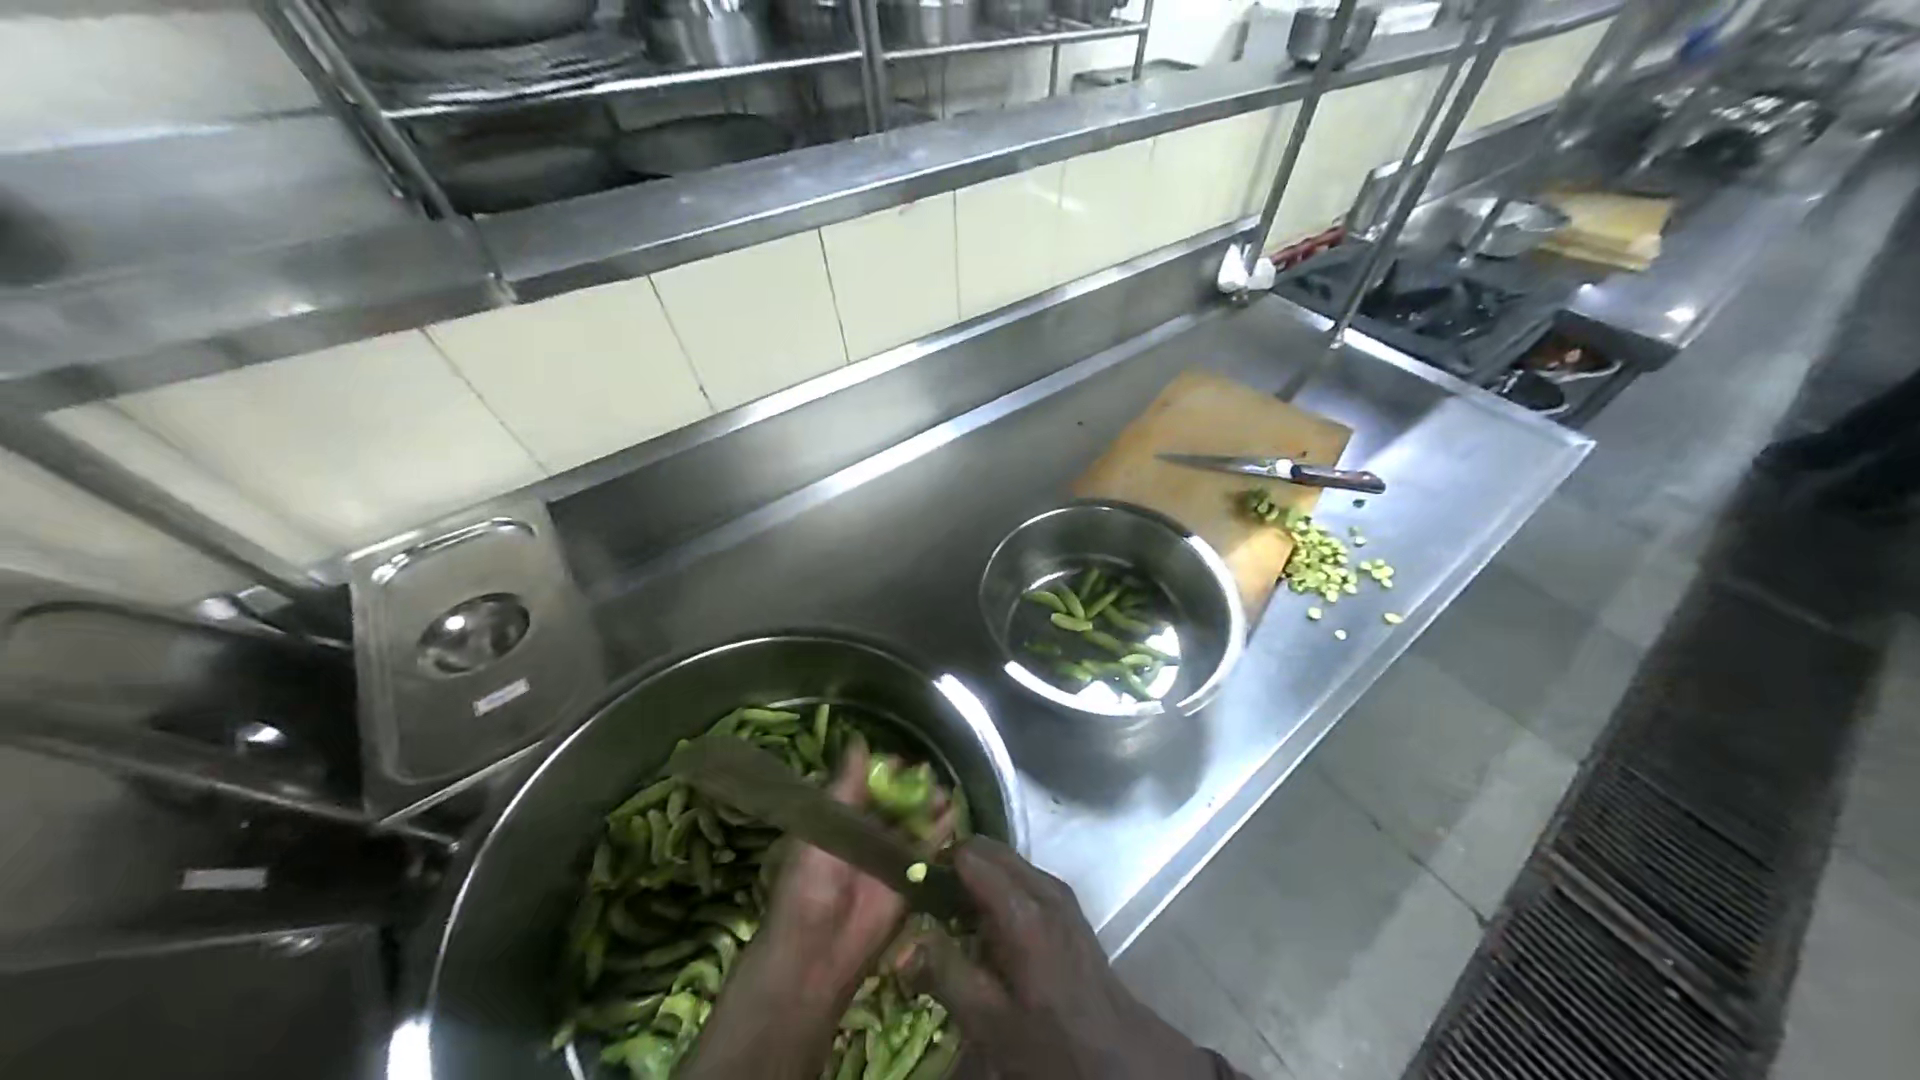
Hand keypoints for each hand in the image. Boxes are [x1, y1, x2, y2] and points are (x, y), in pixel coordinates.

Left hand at [679, 737, 944, 1079]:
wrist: (817, 950)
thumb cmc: (810, 882)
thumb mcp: (822, 827)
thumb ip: (844, 787)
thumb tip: (858, 741)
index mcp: (839, 821)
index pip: (865, 787)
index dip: (883, 772)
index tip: (901, 760)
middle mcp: (865, 836)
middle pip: (894, 804)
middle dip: (912, 787)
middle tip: (927, 773)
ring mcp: (888, 859)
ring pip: (914, 824)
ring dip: (929, 806)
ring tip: (943, 791)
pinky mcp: (909, 881)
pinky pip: (928, 851)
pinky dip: (941, 832)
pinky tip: (954, 814)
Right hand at [899, 838, 1222, 1079]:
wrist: (1119, 1055)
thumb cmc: (1052, 1040)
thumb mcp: (990, 1022)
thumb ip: (945, 975)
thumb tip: (904, 945)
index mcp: (1022, 909)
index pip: (969, 854)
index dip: (938, 863)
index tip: (912, 885)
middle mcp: (1042, 887)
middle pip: (988, 849)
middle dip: (955, 864)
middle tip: (925, 897)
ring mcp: (1058, 892)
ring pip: (1006, 860)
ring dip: (976, 875)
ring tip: (949, 911)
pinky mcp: (1065, 905)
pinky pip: (1021, 876)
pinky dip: (996, 886)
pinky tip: (984, 924)